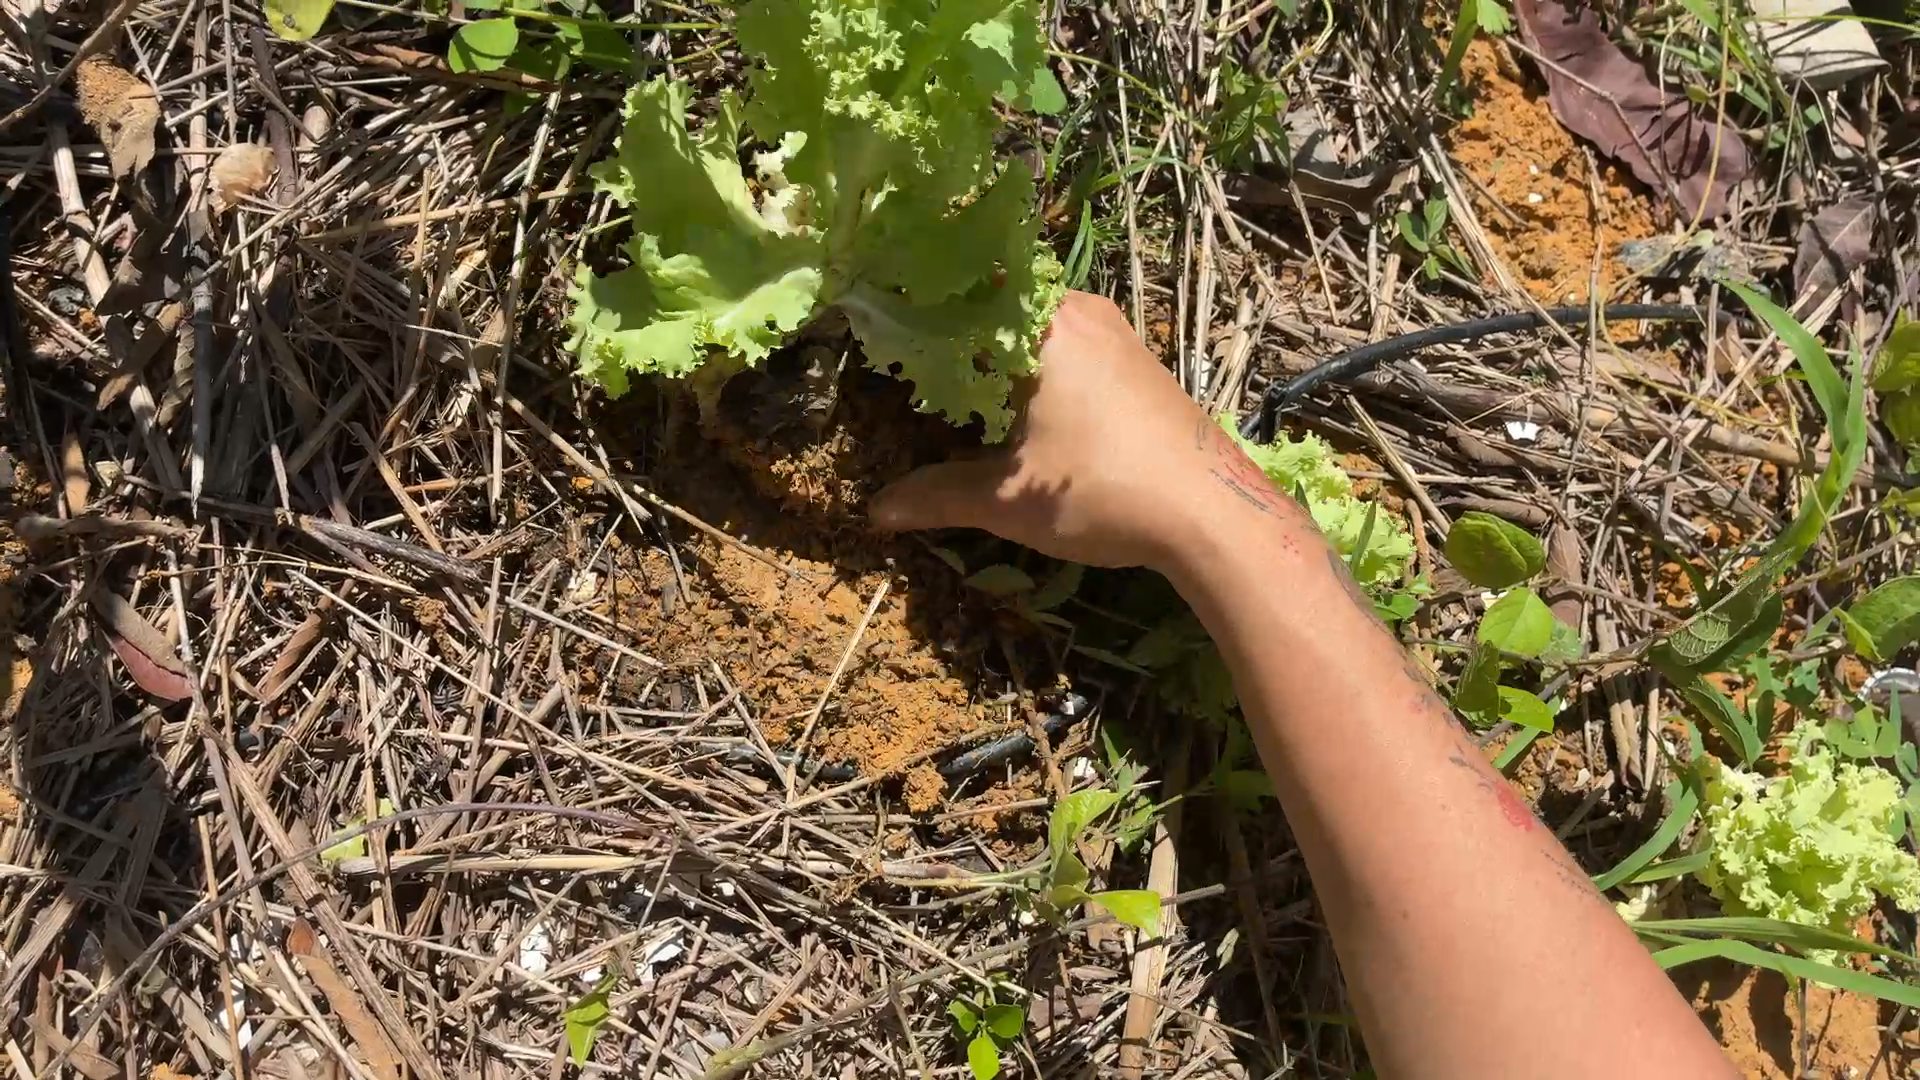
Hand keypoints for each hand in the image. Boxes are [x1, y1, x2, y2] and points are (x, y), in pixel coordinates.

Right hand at [870, 291, 1313, 570]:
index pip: (958, 297)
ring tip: (963, 394)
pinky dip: (1036, 367)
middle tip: (915, 376)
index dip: (916, 316)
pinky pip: (1069, 345)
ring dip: (999, 356)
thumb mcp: (1008, 500)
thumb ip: (937, 495)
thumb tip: (876, 510)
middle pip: (996, 308)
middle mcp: (1079, 311)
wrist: (1213, 515)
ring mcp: (1115, 332)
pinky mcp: (1137, 360)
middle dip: (955, 340)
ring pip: (1035, 327)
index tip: (884, 342)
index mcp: (1039, 325)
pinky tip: (1026, 406)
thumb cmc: (1101, 493)